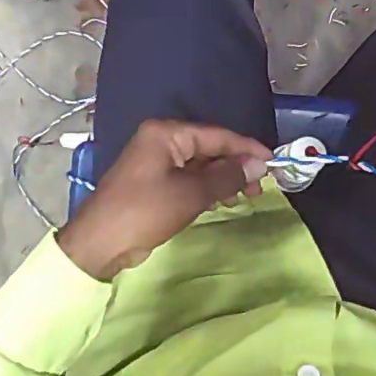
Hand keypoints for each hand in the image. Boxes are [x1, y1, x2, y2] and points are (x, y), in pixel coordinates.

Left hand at [57, 120, 271, 279]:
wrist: (101, 242)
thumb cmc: (145, 211)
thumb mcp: (191, 193)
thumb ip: (227, 176)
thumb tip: (258, 165)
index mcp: (166, 133)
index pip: (217, 135)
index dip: (246, 148)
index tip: (273, 162)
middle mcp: (160, 141)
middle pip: (209, 148)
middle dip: (235, 166)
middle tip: (259, 188)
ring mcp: (155, 162)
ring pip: (200, 165)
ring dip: (222, 179)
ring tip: (244, 197)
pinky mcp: (153, 182)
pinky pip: (188, 178)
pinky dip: (206, 188)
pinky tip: (221, 201)